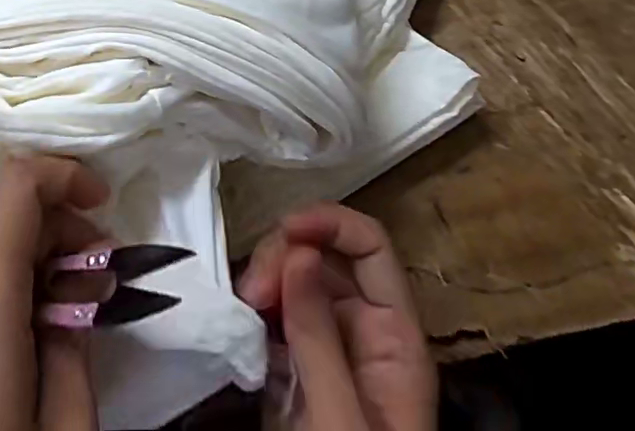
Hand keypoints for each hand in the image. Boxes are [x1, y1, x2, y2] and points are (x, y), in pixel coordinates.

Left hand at [0, 155, 110, 430]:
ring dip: (38, 255)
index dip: (64, 174)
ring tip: (78, 302)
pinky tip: (37, 322)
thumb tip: (72, 301)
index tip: (105, 200)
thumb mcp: (61, 421)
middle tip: (102, 271)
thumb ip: (73, 344)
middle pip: (6, 215)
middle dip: (61, 225)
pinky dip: (8, 280)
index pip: (16, 186)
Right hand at [237, 204, 436, 430]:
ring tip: (244, 309)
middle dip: (284, 257)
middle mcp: (362, 329)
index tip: (284, 230)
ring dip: (263, 278)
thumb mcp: (339, 418)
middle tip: (253, 294)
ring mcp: (326, 344)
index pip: (370, 246)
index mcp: (393, 336)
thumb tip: (300, 251)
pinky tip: (241, 322)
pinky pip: (273, 309)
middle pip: (323, 254)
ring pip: (293, 275)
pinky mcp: (295, 362)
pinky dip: (253, 304)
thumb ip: (318, 335)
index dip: (330, 223)